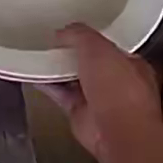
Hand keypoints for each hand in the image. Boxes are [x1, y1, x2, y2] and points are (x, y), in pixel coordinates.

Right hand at [36, 24, 162, 162]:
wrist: (118, 133)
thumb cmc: (122, 91)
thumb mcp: (98, 47)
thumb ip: (79, 35)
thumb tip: (64, 32)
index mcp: (129, 64)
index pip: (108, 46)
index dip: (89, 37)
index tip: (72, 30)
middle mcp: (116, 83)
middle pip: (88, 63)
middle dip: (71, 53)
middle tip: (52, 41)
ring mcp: (98, 101)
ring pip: (72, 79)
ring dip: (56, 69)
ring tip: (38, 54)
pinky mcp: (80, 114)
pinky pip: (59, 94)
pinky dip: (46, 84)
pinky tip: (33, 74)